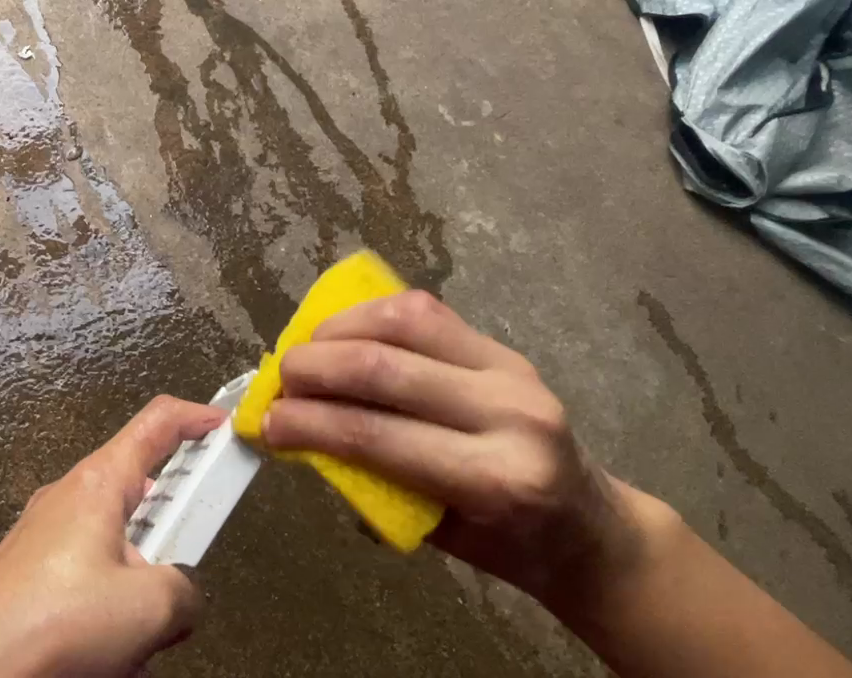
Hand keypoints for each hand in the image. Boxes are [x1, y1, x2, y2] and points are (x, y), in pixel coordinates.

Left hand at [0, 396, 226, 677]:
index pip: (156, 423)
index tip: (225, 427)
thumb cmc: (56, 619)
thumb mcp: (149, 606)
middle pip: (138, 497)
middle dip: (165, 542)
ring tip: (127, 643)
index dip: (196, 418)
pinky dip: (105, 610)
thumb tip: (181, 592)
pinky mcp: (29, 568)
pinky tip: (101, 655)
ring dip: (134, 592)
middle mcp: (69, 495)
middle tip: (172, 587)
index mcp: (99, 481)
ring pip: (115, 549)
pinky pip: (87, 578)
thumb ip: (185, 589)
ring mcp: (45, 531)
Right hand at [260, 290, 653, 604]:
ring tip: (305, 352)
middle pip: (383, 368)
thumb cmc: (503, 542)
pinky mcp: (501, 345)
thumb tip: (295, 430)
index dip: (308, 424)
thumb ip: (368, 476)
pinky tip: (341, 333)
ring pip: (402, 321)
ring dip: (335, 330)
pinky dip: (366, 315)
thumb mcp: (430, 530)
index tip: (265, 425)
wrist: (587, 526)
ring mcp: (510, 369)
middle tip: (278, 385)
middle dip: (311, 370)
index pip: (377, 436)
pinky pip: (422, 310)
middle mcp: (509, 414)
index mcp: (495, 478)